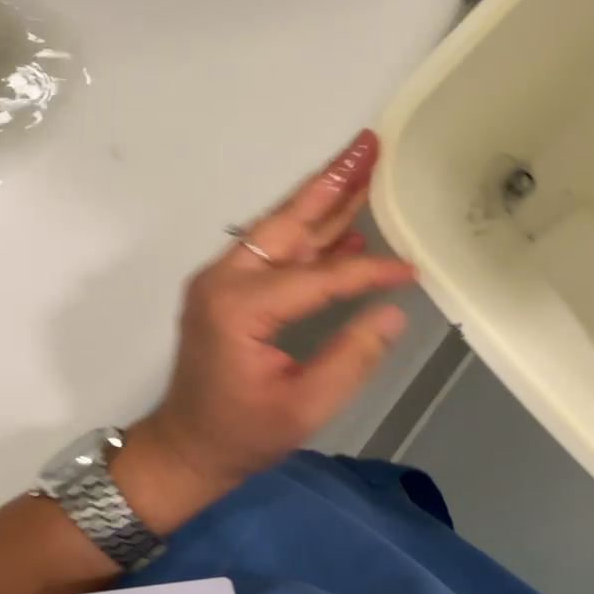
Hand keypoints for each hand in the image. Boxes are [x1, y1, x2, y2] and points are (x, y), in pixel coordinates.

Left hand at [113, 130, 414, 530]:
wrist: (183, 449)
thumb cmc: (241, 436)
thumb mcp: (304, 408)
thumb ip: (351, 358)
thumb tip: (392, 312)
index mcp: (241, 308)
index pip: (319, 277)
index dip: (368, 272)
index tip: (410, 272)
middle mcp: (225, 279)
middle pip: (289, 221)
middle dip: (333, 182)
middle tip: (369, 144)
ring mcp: (220, 280)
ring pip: (279, 228)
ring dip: (322, 199)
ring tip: (362, 166)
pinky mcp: (225, 289)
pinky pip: (272, 250)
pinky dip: (309, 233)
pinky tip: (342, 227)